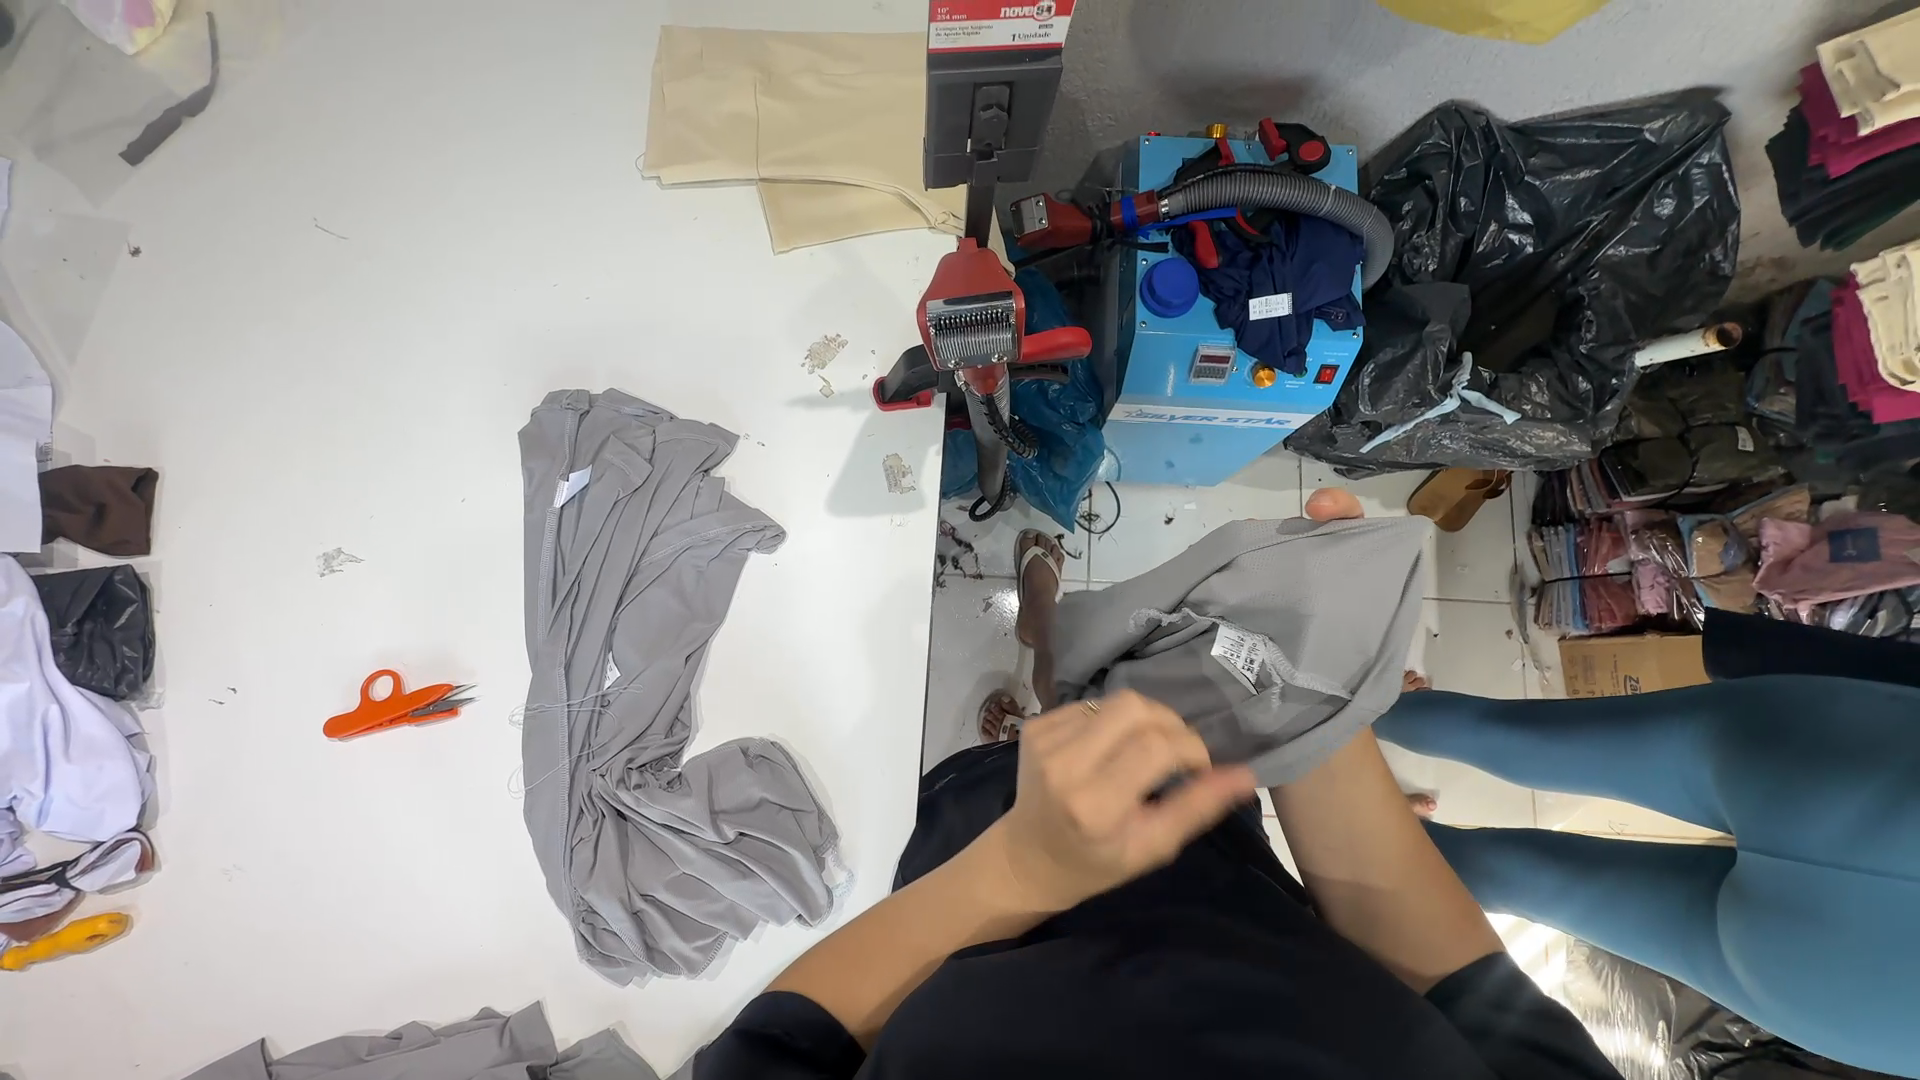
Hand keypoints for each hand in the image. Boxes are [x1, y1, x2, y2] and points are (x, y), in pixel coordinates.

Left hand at [979, 690, 1257, 912]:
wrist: (1027, 856)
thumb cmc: (1095, 862)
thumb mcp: (1151, 846)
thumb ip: (1197, 807)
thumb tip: (1247, 774)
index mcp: (1094, 804)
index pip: (1156, 748)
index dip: (1190, 747)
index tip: (1199, 765)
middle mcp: (1064, 764)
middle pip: (1133, 707)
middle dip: (1168, 722)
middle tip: (1176, 749)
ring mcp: (1043, 740)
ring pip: (1113, 702)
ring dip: (1139, 721)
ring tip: (1142, 751)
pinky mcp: (1033, 725)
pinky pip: (1088, 704)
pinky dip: (1110, 721)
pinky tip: (1108, 749)